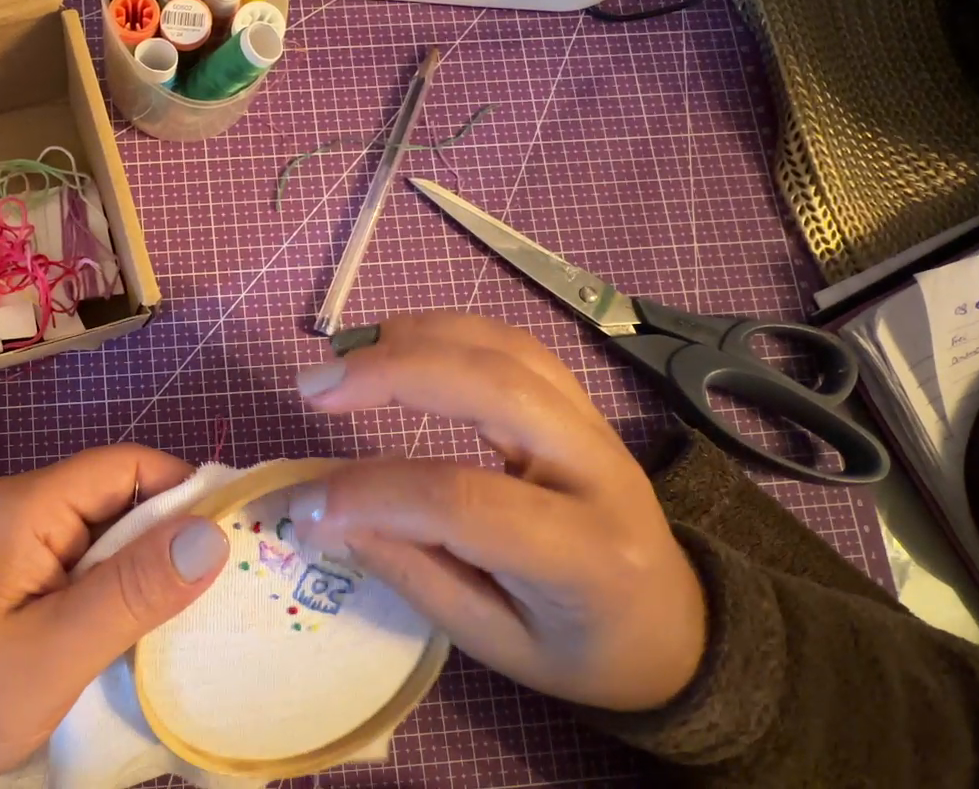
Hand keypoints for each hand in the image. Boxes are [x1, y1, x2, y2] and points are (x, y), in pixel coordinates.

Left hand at [0, 445, 229, 787]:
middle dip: (174, 531)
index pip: (125, 466)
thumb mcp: (54, 654)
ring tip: (203, 606)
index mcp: (28, 506)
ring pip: (103, 530)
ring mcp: (15, 540)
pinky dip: (118, 583)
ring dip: (148, 563)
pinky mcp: (13, 572)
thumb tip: (212, 533)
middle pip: (117, 494)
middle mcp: (22, 506)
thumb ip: (132, 592)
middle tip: (234, 582)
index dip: (185, 488)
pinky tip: (148, 621)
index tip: (239, 534)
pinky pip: (81, 559)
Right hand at [289, 313, 706, 712]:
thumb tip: (323, 515)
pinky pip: (509, 343)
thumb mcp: (496, 643)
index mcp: (588, 555)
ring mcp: (594, 422)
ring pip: (502, 348)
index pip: (464, 501)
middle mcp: (599, 470)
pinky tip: (391, 342)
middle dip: (390, 375)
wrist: (672, 623)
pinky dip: (442, 331)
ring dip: (411, 339)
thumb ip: (411, 573)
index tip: (305, 503)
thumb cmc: (580, 646)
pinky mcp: (576, 400)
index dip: (374, 494)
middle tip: (312, 386)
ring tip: (340, 354)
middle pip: (492, 388)